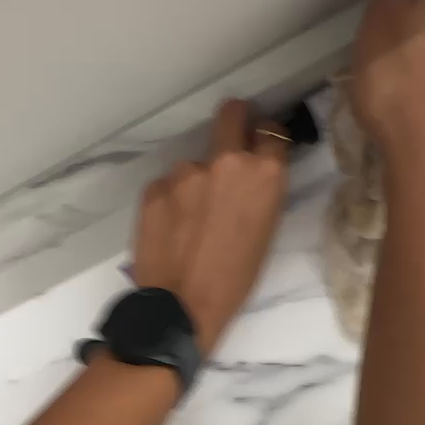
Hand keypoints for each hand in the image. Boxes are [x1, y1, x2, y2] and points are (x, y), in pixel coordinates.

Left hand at [130, 99, 290, 354]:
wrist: (181, 310)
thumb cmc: (232, 282)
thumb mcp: (264, 234)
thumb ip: (260, 193)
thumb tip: (251, 174)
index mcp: (264, 174)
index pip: (271, 130)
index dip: (262, 139)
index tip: (256, 148)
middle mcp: (226, 162)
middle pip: (231, 114)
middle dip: (232, 124)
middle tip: (226, 150)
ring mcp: (185, 173)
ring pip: (192, 163)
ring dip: (192, 182)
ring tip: (188, 222)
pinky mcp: (153, 189)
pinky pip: (165, 187)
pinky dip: (168, 203)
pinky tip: (168, 232)